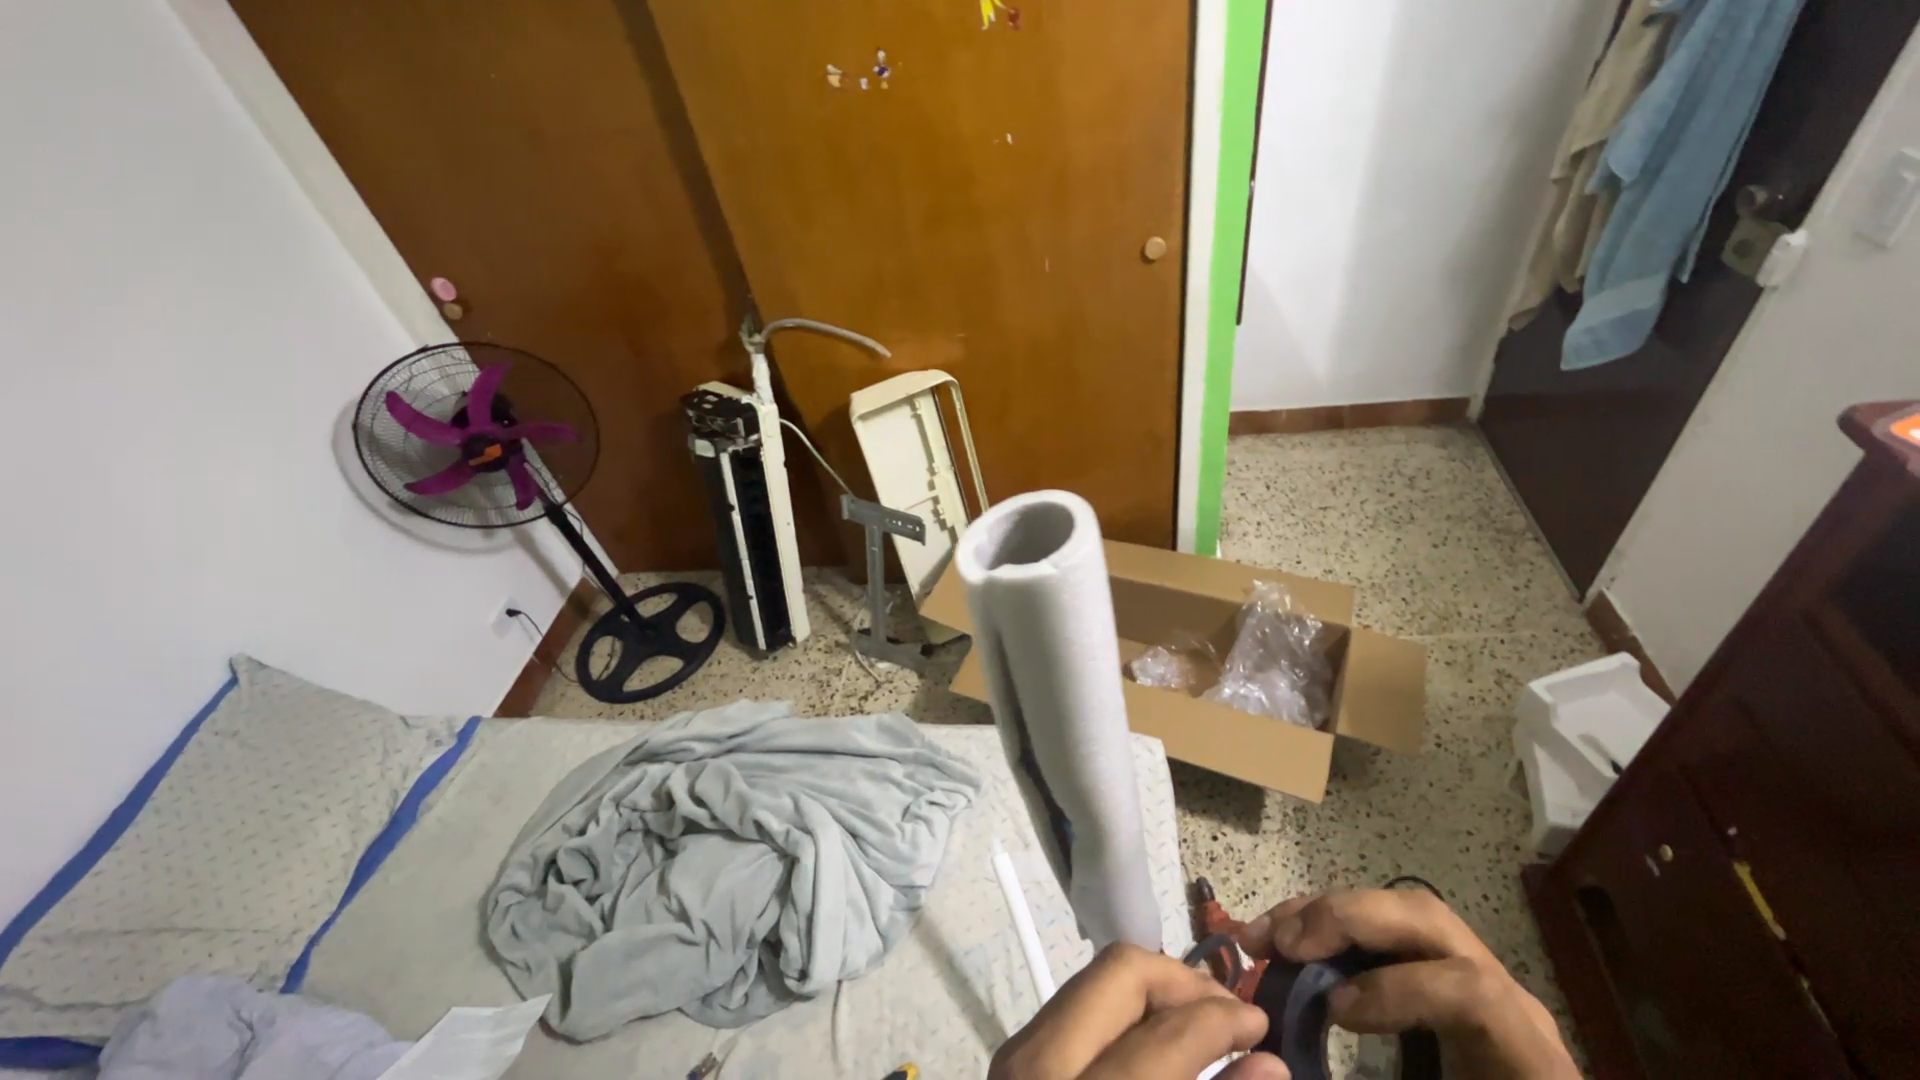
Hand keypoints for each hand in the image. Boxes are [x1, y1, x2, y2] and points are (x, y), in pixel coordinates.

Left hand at [990, 943, 1287, 1079]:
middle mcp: (1039, 1065)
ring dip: (1154, 993)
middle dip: (1185, 982)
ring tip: (1201, 1023)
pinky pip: (1076, 1007)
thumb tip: (1269, 1064)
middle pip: (1120, 972)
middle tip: (1231, 1012)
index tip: (1261, 1024)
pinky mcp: (1011, 1059)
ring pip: (1095, 980)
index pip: (1165, 1036)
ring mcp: (1016, 1057)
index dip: (1224, 1021)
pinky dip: (1123, 1013)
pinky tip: (1155, 1041)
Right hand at [1238, 890, 1578, 1079]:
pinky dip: (1330, 925)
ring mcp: (1473, 971)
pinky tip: (1289, 943)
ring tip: (1265, 936)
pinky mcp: (1442, 968)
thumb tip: (1298, 1070)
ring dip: (1324, 913)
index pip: (1470, 991)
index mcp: (1523, 1053)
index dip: (1395, 990)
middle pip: (1427, 918)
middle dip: (1346, 919)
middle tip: (1281, 944)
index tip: (1335, 1014)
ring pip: (1400, 909)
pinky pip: (1385, 926)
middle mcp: (1504, 994)